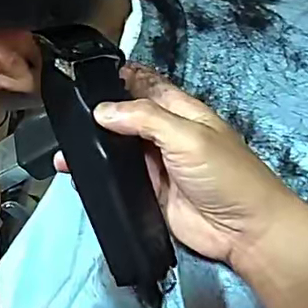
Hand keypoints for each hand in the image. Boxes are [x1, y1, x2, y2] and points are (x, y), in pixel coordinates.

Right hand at [86, 66, 307, 271]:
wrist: (244, 230)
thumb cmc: (226, 174)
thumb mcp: (189, 136)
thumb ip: (146, 119)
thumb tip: (103, 110)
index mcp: (181, 111)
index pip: (146, 85)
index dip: (120, 78)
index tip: (85, 77)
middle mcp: (166, 134)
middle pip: (127, 116)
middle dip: (100, 113)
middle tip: (65, 114)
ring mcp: (156, 165)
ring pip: (118, 149)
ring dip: (94, 146)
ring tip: (63, 146)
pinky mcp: (149, 193)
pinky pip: (119, 180)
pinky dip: (98, 176)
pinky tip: (75, 173)